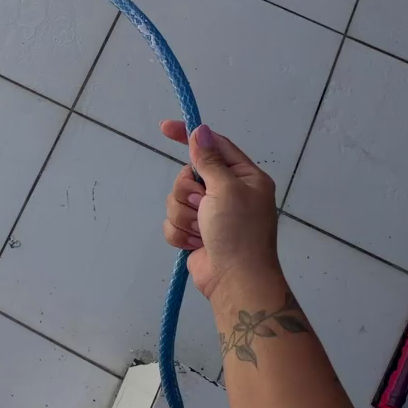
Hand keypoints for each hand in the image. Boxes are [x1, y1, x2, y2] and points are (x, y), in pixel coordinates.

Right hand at [161, 122, 281, 299]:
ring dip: (183, 216)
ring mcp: (209, 214)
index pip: (214, 146)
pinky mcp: (195, 232)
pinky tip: (195, 244)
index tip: (164, 128)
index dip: (189, 136)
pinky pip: (173, 222)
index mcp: (244, 177)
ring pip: (176, 200)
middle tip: (201, 205)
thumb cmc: (238, 231)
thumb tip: (201, 130)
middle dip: (187, 192)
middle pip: (188, 175)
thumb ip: (209, 160)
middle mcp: (227, 192)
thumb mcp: (226, 189)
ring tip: (201, 230)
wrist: (234, 279)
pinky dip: (180, 233)